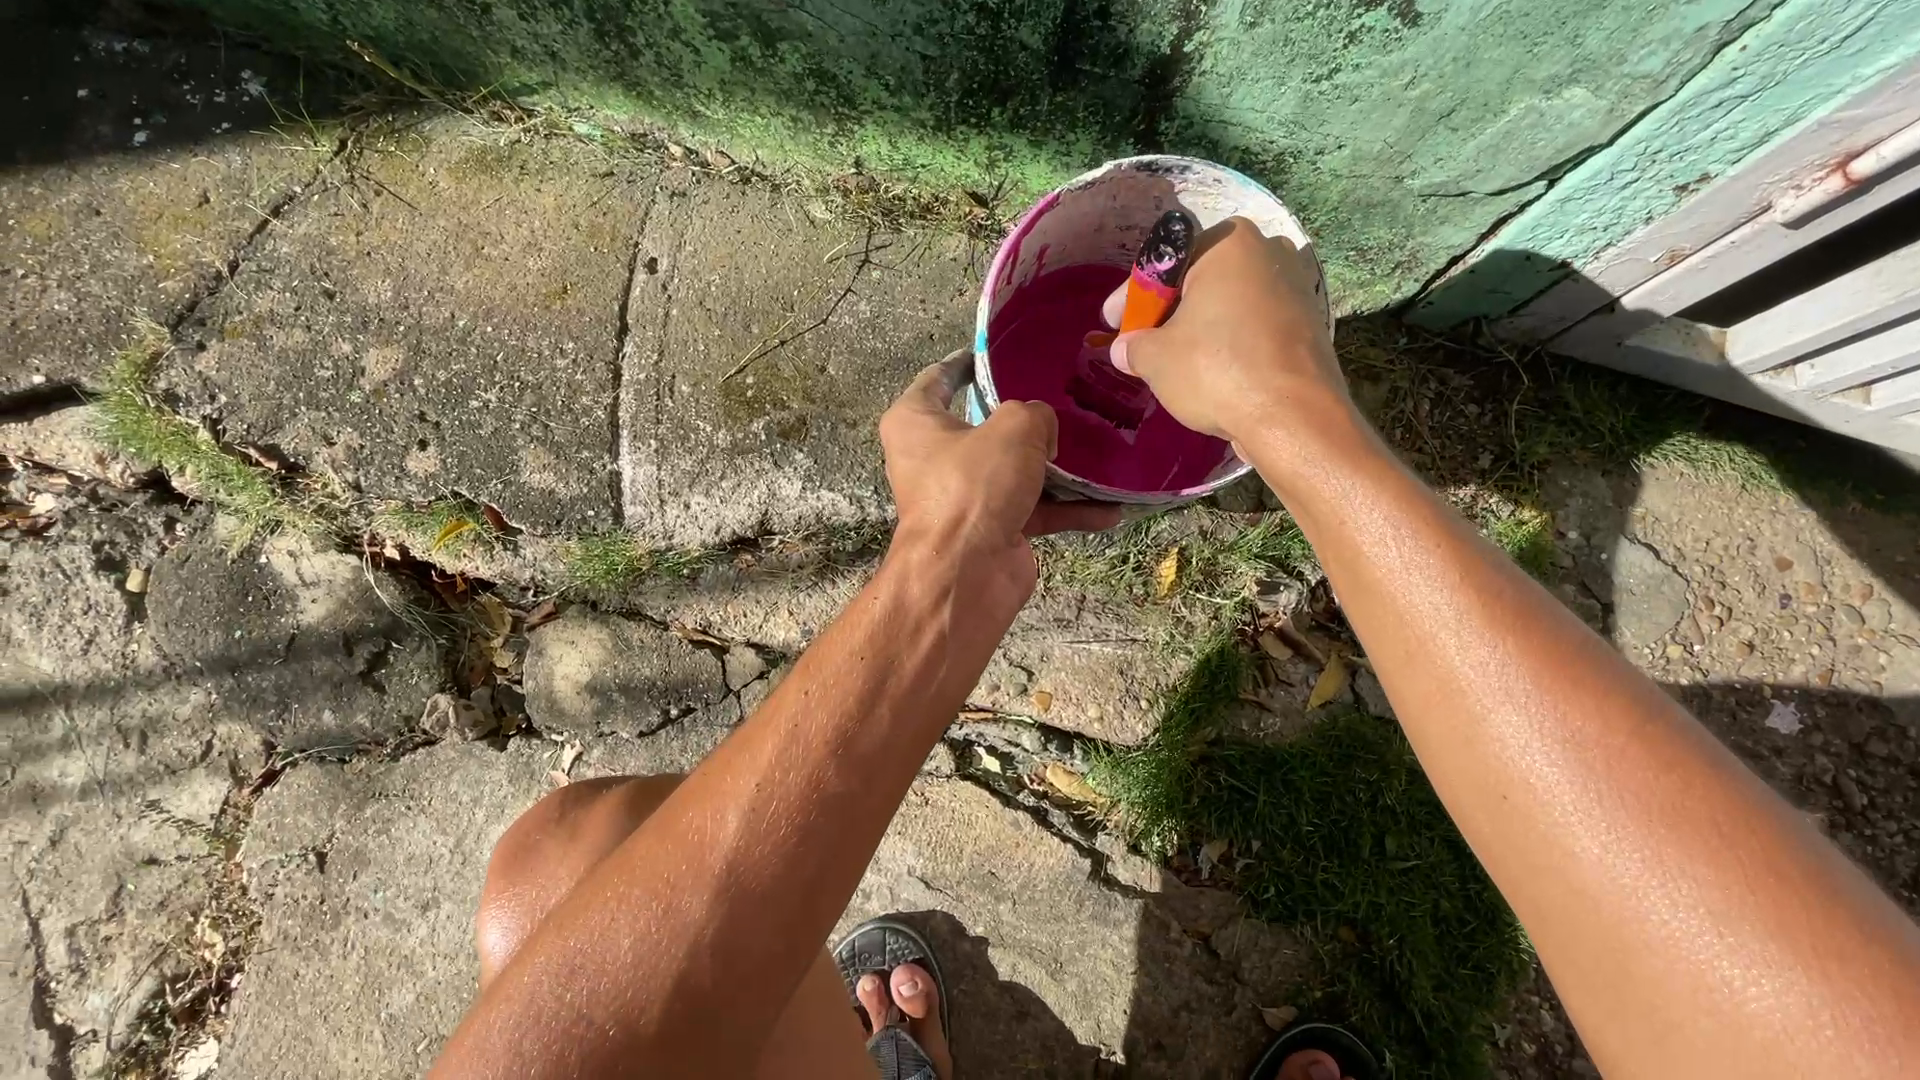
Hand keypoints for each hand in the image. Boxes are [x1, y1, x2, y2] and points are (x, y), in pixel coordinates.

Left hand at [879, 350, 1119, 598]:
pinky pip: (1034, 511)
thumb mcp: (1014, 427)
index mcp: (915, 422)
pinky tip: (1109, 509)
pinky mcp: (992, 530)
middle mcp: (933, 458)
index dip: (966, 361)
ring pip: (1014, 472)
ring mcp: (964, 497)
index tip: (997, 350)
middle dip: (1024, 418)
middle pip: (984, 427)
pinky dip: (1068, 511)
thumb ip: (1036, 414)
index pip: (937, 379)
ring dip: (1056, 469)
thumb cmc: (974, 484)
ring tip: (1097, 450)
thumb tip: (1044, 433)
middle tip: (1064, 397)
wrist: (967, 572)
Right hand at [1107, 216, 1353, 445]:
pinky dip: (1228, 342)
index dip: (1132, 296)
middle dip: (1168, 310)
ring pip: (1229, 304)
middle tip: (1142, 340)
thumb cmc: (1215, 369)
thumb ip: (1133, 345)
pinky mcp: (1308, 326)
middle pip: (1200, 280)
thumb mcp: (1155, 358)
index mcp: (1229, 243)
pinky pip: (1253, 326)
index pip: (1165, 263)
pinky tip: (1211, 370)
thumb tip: (1123, 348)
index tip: (1113, 322)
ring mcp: (1295, 288)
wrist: (1290, 416)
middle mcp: (1268, 252)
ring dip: (1199, 327)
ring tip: (1173, 360)